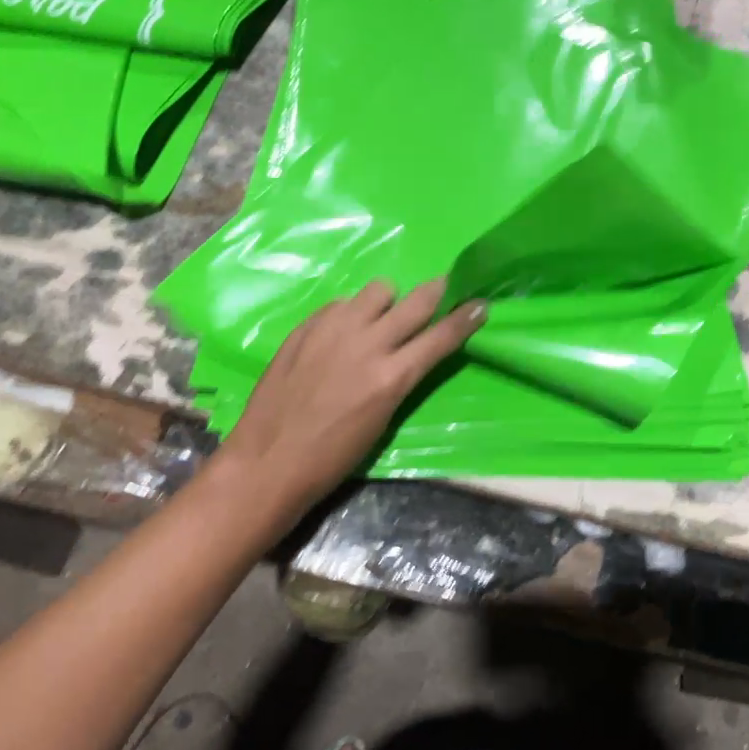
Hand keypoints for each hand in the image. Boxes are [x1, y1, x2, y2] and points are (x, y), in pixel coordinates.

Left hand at [215, 279, 484, 507]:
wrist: (268, 462)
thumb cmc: (333, 457)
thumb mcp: (382, 420)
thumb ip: (400, 378)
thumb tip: (411, 352)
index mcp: (391, 377)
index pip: (440, 336)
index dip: (465, 318)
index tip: (480, 304)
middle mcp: (366, 344)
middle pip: (416, 302)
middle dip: (436, 292)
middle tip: (444, 287)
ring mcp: (333, 331)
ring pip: (377, 291)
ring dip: (388, 301)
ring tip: (380, 318)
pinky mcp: (306, 328)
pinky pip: (340, 304)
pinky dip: (350, 313)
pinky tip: (342, 334)